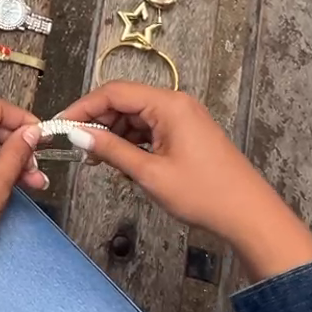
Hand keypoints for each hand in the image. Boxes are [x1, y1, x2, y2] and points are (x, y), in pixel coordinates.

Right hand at [58, 81, 311, 280]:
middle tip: (77, 146)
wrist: (251, 217)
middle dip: (97, 122)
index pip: (113, 93)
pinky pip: (149, 128)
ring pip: (134, 116)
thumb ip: (110, 149)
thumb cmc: (204, 194)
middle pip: (123, 101)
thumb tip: (76, 134)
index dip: (83, 107)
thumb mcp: (148, 173)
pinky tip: (122, 162)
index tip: (60, 124)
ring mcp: (183, 117)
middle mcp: (175, 103)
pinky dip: (131, 142)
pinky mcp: (186, 132)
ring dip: (114, 134)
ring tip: (98, 160)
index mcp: (168, 104)